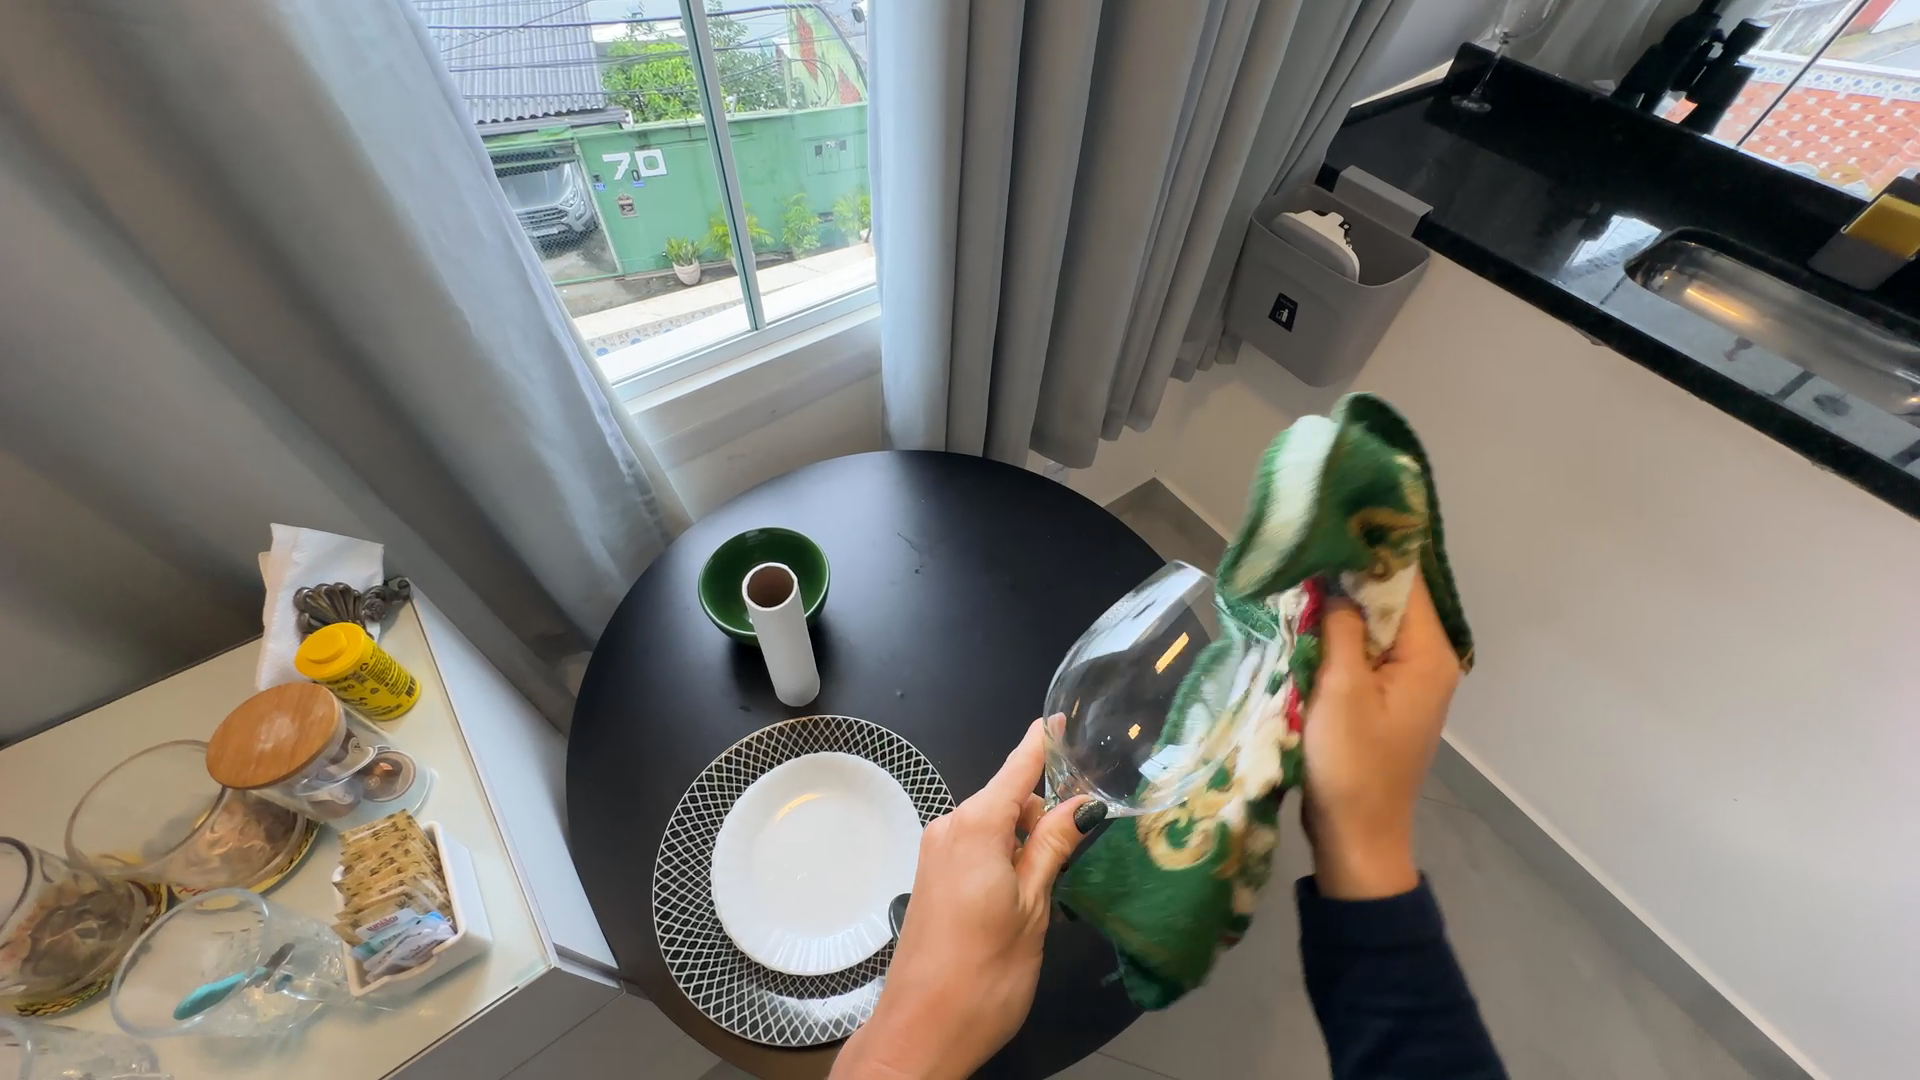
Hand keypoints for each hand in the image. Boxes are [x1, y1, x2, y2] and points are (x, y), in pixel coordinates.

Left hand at [831, 720, 1103, 1079]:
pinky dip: (1002, 855)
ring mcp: (937, 848)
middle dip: (1041, 814)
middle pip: (1008, 797)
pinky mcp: (932, 871)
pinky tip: (1016, 895)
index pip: (1018, 767)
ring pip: (994, 823)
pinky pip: (976, 844)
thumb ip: (1054, 846)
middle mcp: (950, 825)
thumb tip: (1081, 804)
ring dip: (1022, 841)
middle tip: (1068, 857)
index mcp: (977, 825)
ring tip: (1042, 893)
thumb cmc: (986, 971)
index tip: (1061, 719)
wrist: (921, 1029)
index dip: (1042, 743)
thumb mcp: (1034, 906)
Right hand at [1301, 573, 1461, 899]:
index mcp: (1429, 655)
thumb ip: (1341, 628)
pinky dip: (1335, 631)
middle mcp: (1427, 660)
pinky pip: (1360, 648)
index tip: (1332, 521)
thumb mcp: (1340, 690)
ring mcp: (1405, 678)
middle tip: (1305, 544)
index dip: (1371, 549)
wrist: (1356, 833)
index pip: (1405, 582)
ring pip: (1371, 622)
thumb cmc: (1351, 763)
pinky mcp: (1381, 694)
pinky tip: (1304, 618)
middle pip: (1389, 599)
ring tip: (1299, 572)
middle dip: (1349, 573)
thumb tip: (1335, 580)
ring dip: (1338, 603)